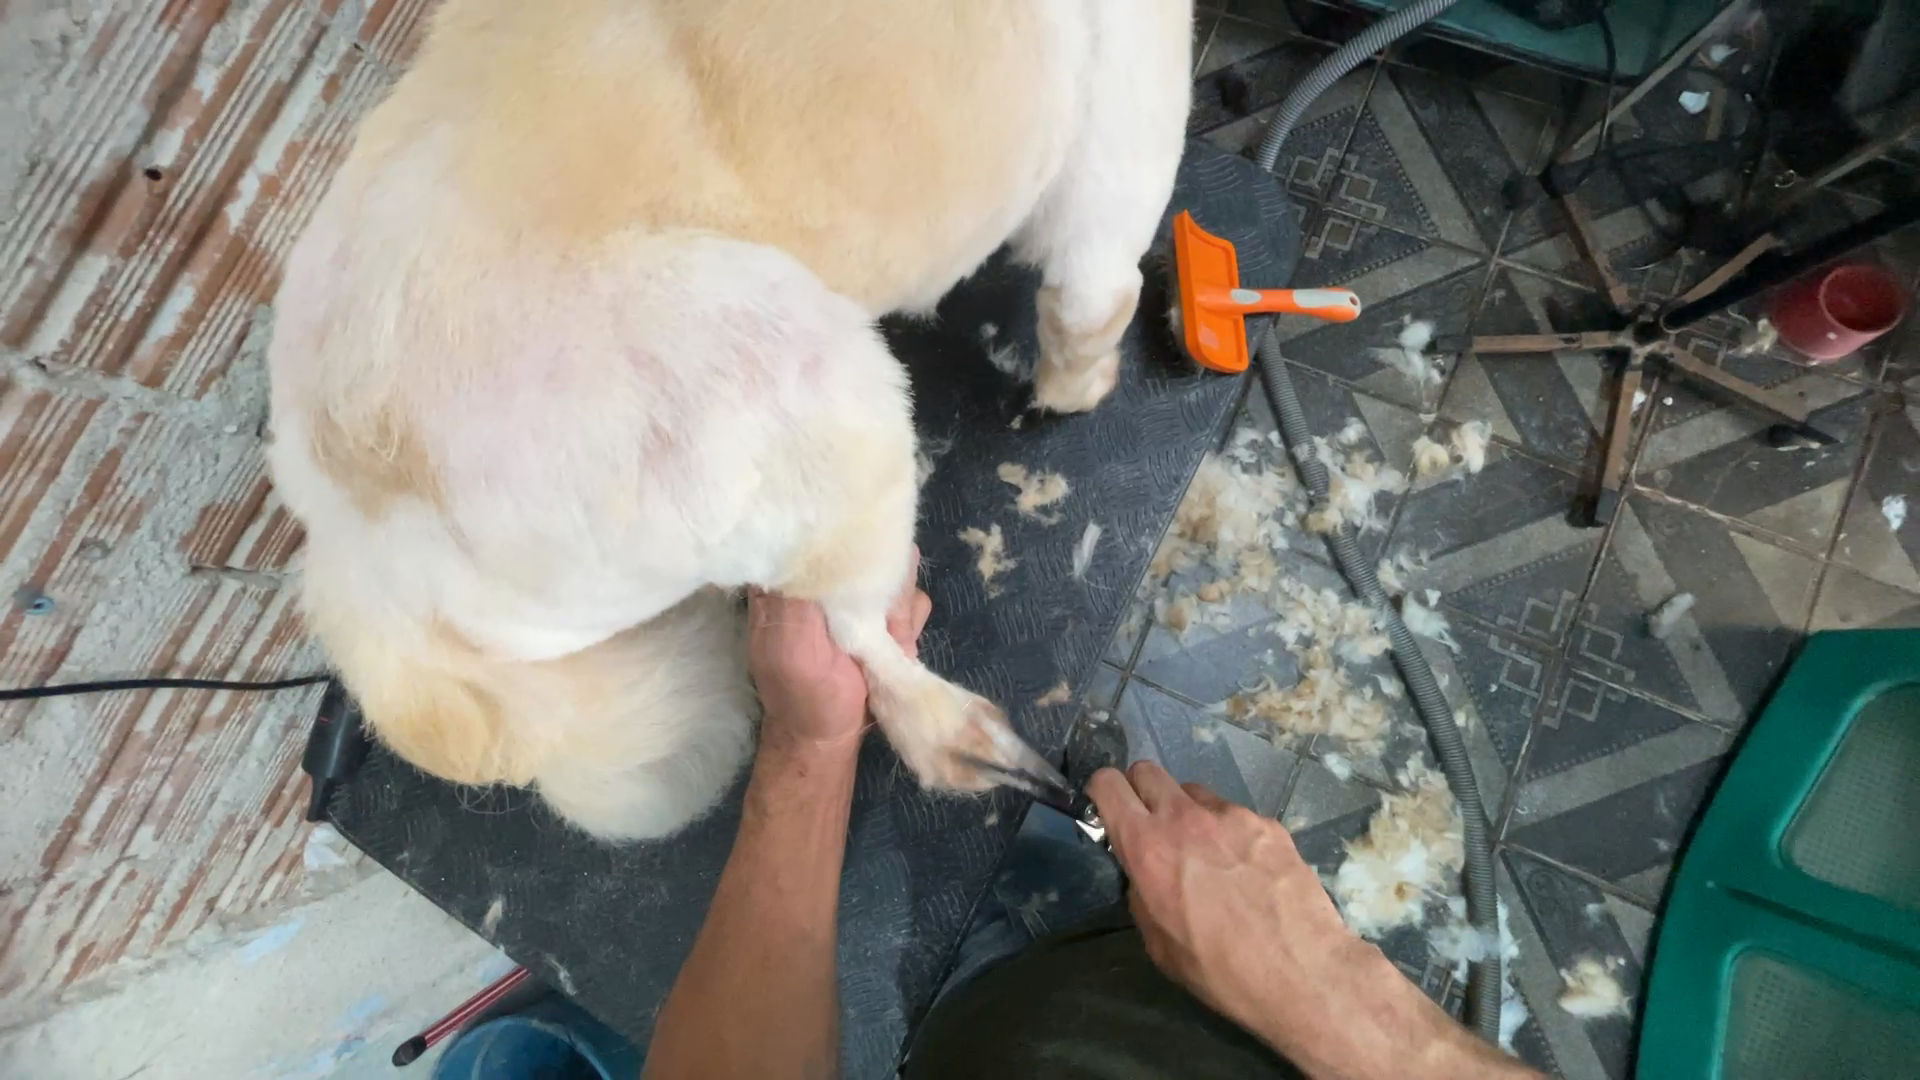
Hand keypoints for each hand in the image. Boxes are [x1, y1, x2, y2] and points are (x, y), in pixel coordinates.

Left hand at [748, 549, 931, 753]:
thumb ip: (800, 598)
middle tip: (879, 629)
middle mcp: (830, 577)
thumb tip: (816, 546)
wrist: (829, 735)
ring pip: (900, 573)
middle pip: (873, 548)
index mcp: (795, 577)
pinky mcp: (889, 613)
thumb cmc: (800, 694)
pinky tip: (895, 651)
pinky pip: (916, 600)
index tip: (864, 577)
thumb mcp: (789, 649)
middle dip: (884, 591)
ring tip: (886, 647)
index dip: (852, 546)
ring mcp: (862, 595)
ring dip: (898, 615)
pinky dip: (909, 628)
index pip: (828, 531)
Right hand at [1089, 762, 1524, 1079]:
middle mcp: (1183, 817)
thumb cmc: (1221, 970)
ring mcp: (1229, 814)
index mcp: (1147, 846)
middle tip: (1152, 825)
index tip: (1107, 809)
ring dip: (1186, 811)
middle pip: (1146, 770)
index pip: (1107, 782)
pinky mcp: (1265, 821)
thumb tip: (1140, 869)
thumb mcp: (1158, 943)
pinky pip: (1232, 813)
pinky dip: (1228, 831)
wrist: (1307, 976)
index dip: (1101, 791)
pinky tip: (1246, 868)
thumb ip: (1139, 891)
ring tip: (1206, 851)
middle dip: (1140, 791)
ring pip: (1191, 790)